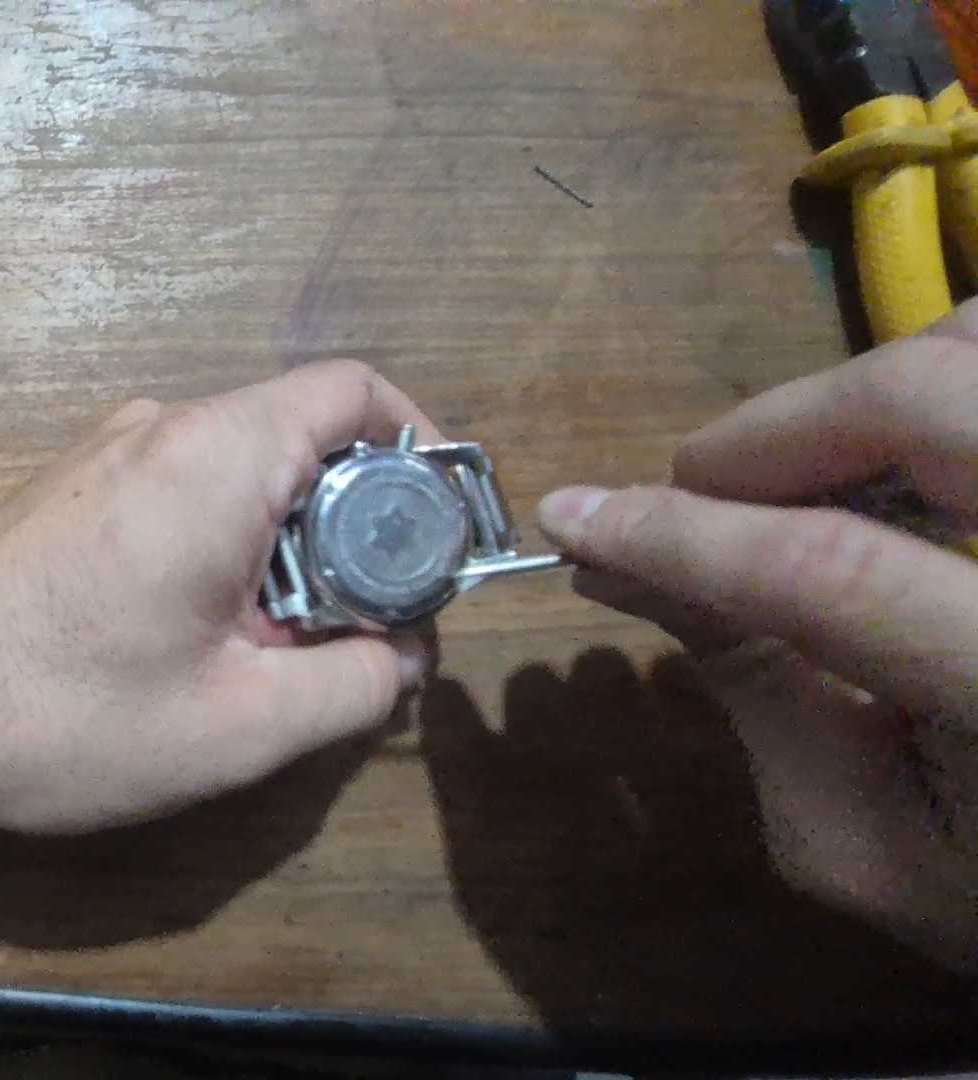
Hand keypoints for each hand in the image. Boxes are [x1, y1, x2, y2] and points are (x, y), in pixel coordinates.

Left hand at [0, 361, 433, 834]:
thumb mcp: (240, 724)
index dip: (418, 446)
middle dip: (345, 527)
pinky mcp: (64, 491)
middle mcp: (153, 429)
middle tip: (349, 625)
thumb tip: (399, 653)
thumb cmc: (66, 715)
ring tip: (260, 648)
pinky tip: (189, 632)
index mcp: (211, 456)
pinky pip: (172, 494)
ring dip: (274, 549)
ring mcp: (98, 455)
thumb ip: (356, 683)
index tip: (434, 531)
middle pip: (294, 438)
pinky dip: (213, 547)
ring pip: (232, 473)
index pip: (351, 391)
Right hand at [533, 314, 977, 969]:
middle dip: (766, 437)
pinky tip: (907, 475)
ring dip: (860, 399)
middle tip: (704, 497)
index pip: (825, 571)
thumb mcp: (862, 838)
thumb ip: (749, 687)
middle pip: (929, 398)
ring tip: (815, 482)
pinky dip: (932, 389)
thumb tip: (621, 567)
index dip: (675, 534)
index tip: (569, 518)